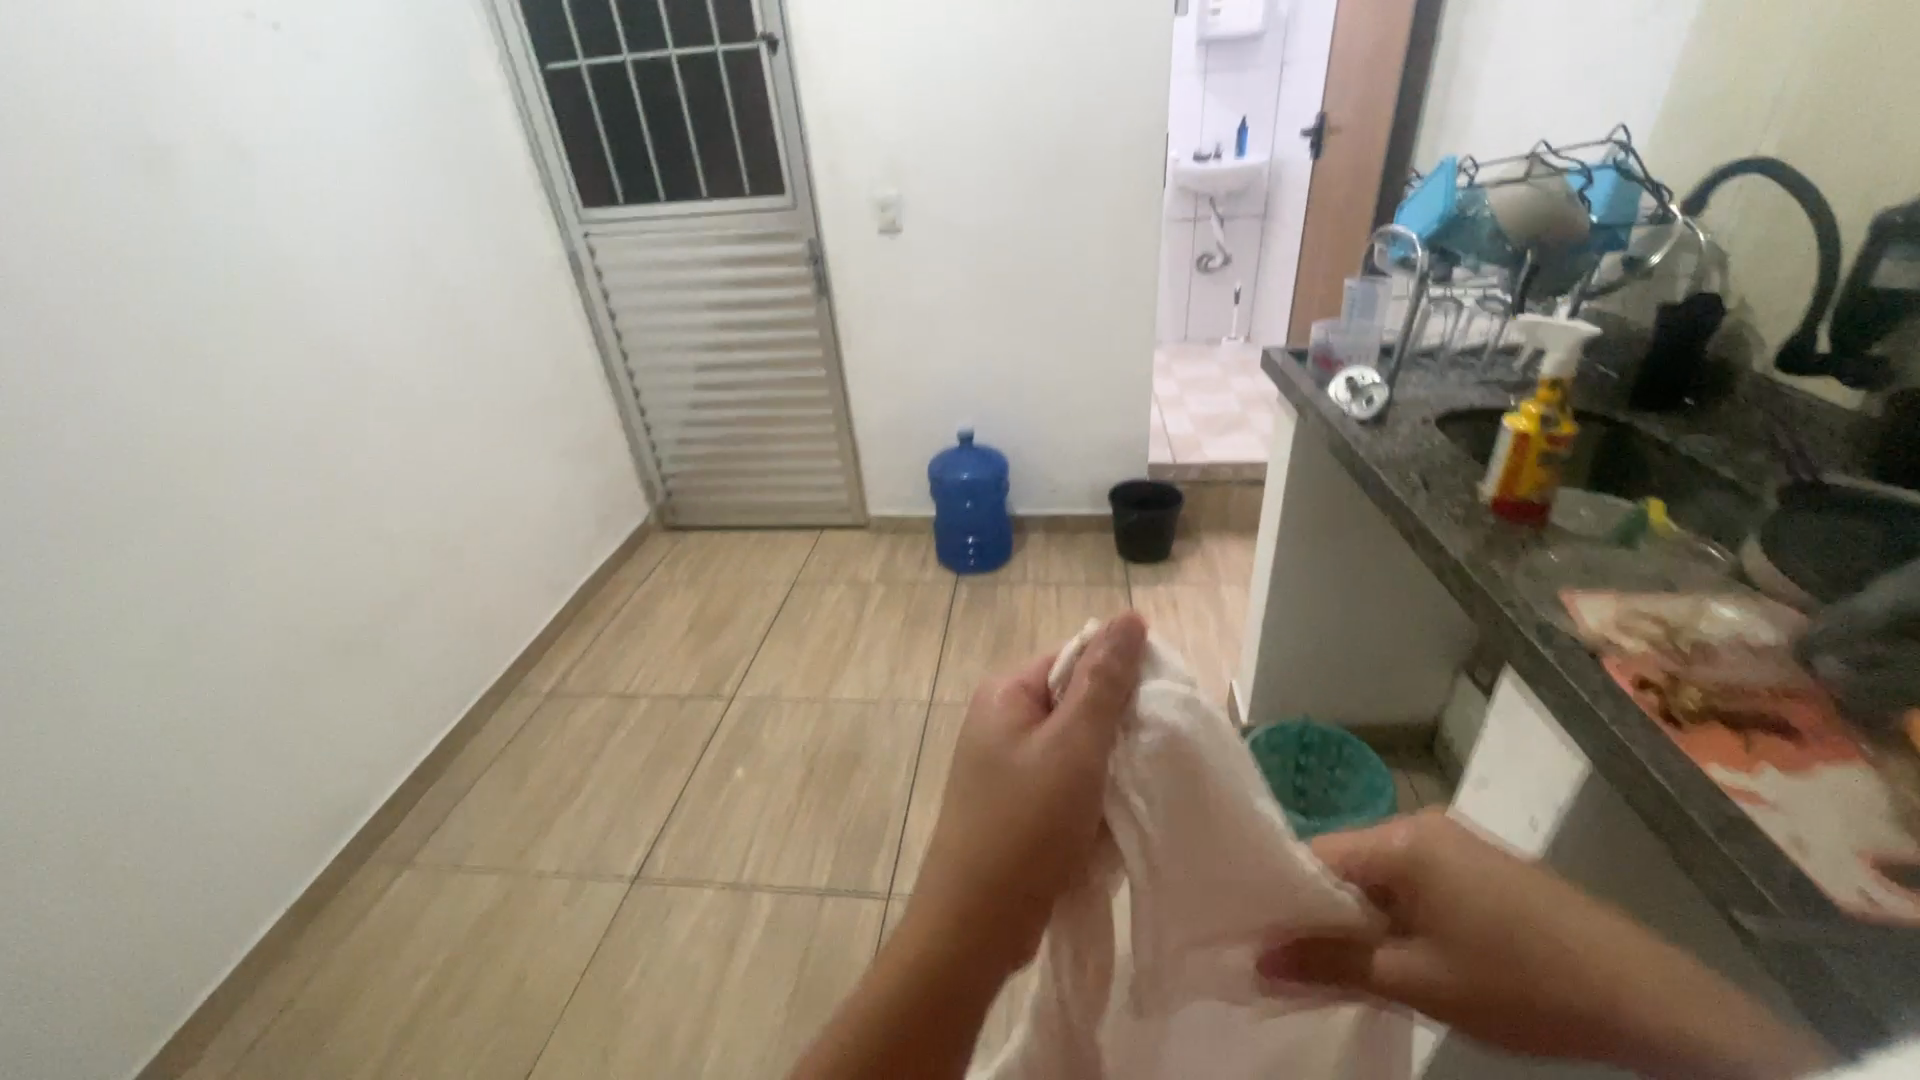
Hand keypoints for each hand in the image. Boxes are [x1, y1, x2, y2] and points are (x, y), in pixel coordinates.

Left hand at [908, 612, 1148, 978]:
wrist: (976, 923)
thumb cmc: (1026, 826)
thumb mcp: (1074, 746)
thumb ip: (1104, 681)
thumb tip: (1129, 616)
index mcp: (1006, 692)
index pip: (1076, 657)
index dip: (1121, 675)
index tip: (1161, 710)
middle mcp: (1000, 720)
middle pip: (1076, 702)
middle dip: (1116, 728)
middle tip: (1151, 756)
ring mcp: (1004, 764)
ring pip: (1076, 747)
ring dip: (1108, 767)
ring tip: (1132, 791)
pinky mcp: (1014, 804)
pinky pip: (1065, 782)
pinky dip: (1090, 797)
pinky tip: (1108, 820)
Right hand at [1259, 811, 1830, 1079]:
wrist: (1650, 1000)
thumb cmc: (1520, 983)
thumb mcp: (1416, 981)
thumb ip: (1331, 964)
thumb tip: (1257, 960)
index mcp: (1400, 838)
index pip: (1313, 856)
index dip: (1282, 898)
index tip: (1256, 937)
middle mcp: (1421, 825)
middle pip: (1345, 864)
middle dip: (1320, 914)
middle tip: (1292, 962)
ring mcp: (1455, 844)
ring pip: (1379, 878)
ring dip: (1359, 920)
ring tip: (1341, 967)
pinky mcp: (1481, 868)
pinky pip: (1414, 885)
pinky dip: (1395, 918)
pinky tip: (1397, 958)